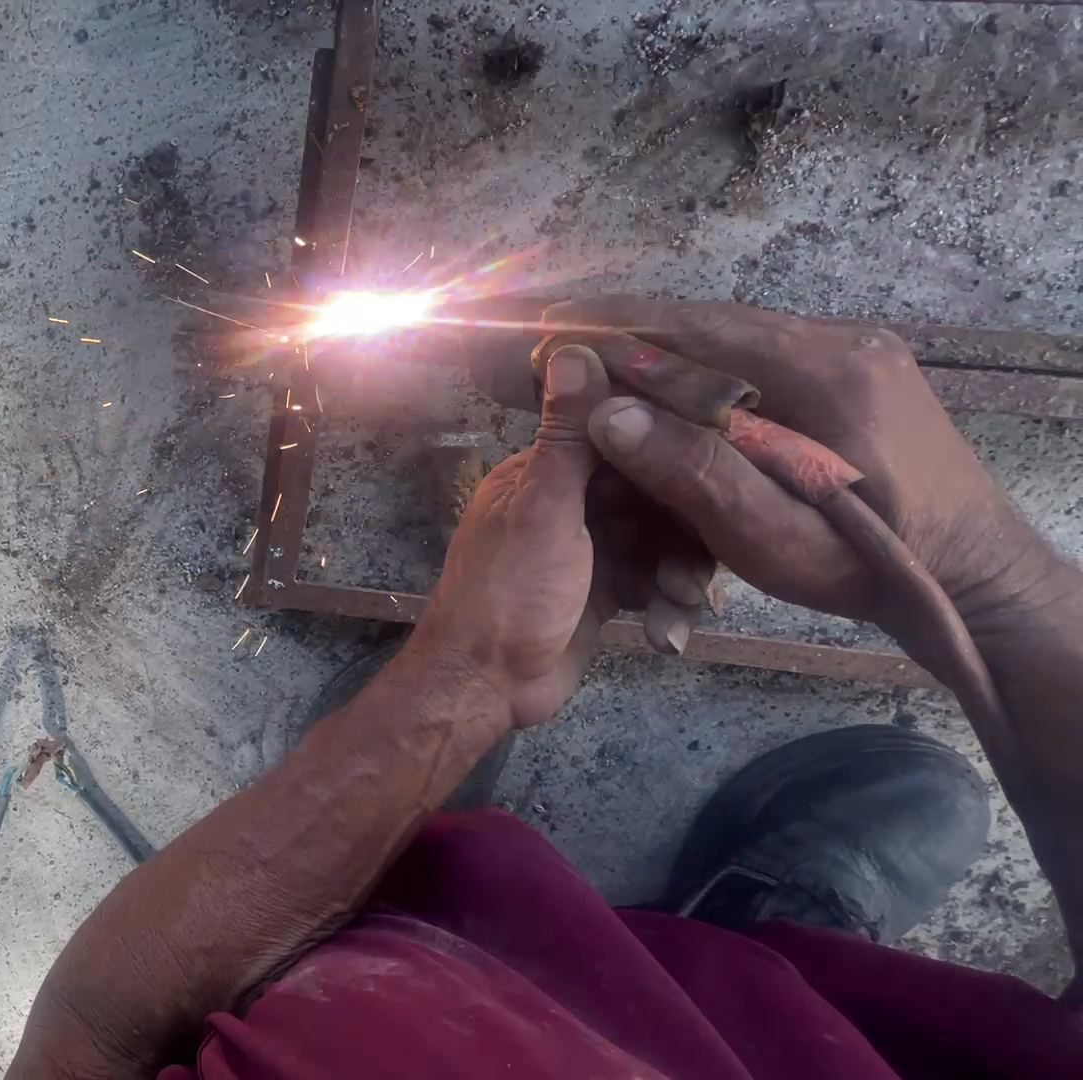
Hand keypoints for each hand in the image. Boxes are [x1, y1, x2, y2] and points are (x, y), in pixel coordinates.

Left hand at [415, 344, 714, 727]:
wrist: (487, 682)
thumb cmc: (509, 592)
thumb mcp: (543, 509)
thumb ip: (565, 436)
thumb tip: (569, 346)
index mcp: (540, 475)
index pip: (619, 437)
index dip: (671, 443)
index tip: (732, 452)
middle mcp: (564, 504)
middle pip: (650, 490)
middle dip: (688, 523)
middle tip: (715, 550)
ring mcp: (584, 549)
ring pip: (659, 539)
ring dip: (680, 569)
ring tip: (684, 600)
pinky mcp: (601, 590)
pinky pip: (651, 579)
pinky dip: (666, 599)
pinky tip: (670, 625)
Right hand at [545, 298, 1055, 640]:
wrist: (969, 574)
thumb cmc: (865, 565)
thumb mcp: (772, 534)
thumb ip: (695, 471)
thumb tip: (606, 412)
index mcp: (827, 374)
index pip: (698, 330)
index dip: (614, 328)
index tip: (545, 329)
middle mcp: (840, 346)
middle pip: (707, 325)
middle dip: (622, 330)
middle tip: (550, 337)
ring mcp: (846, 357)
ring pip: (724, 338)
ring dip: (649, 344)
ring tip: (583, 351)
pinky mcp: (842, 376)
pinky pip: (745, 358)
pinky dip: (684, 363)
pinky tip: (646, 377)